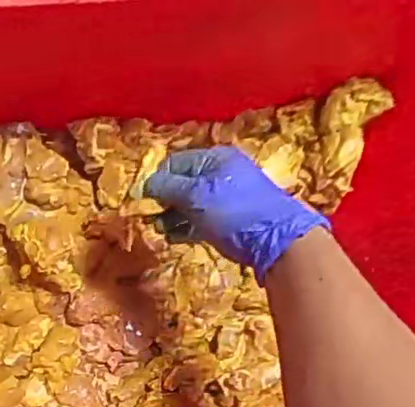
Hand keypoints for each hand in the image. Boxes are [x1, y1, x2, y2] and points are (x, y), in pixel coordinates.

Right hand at [145, 146, 327, 278]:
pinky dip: (183, 227)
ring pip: (185, 204)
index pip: (174, 163)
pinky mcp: (222, 219)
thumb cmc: (232, 211)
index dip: (156, 180)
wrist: (270, 239)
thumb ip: (168, 188)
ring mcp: (221, 197)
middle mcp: (216, 174)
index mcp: (212, 158)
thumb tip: (144, 185)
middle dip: (163, 201)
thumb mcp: (197, 195)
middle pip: (179, 184)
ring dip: (170, 217)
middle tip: (152, 218)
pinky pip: (195, 220)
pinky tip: (175, 237)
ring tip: (163, 230)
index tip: (143, 201)